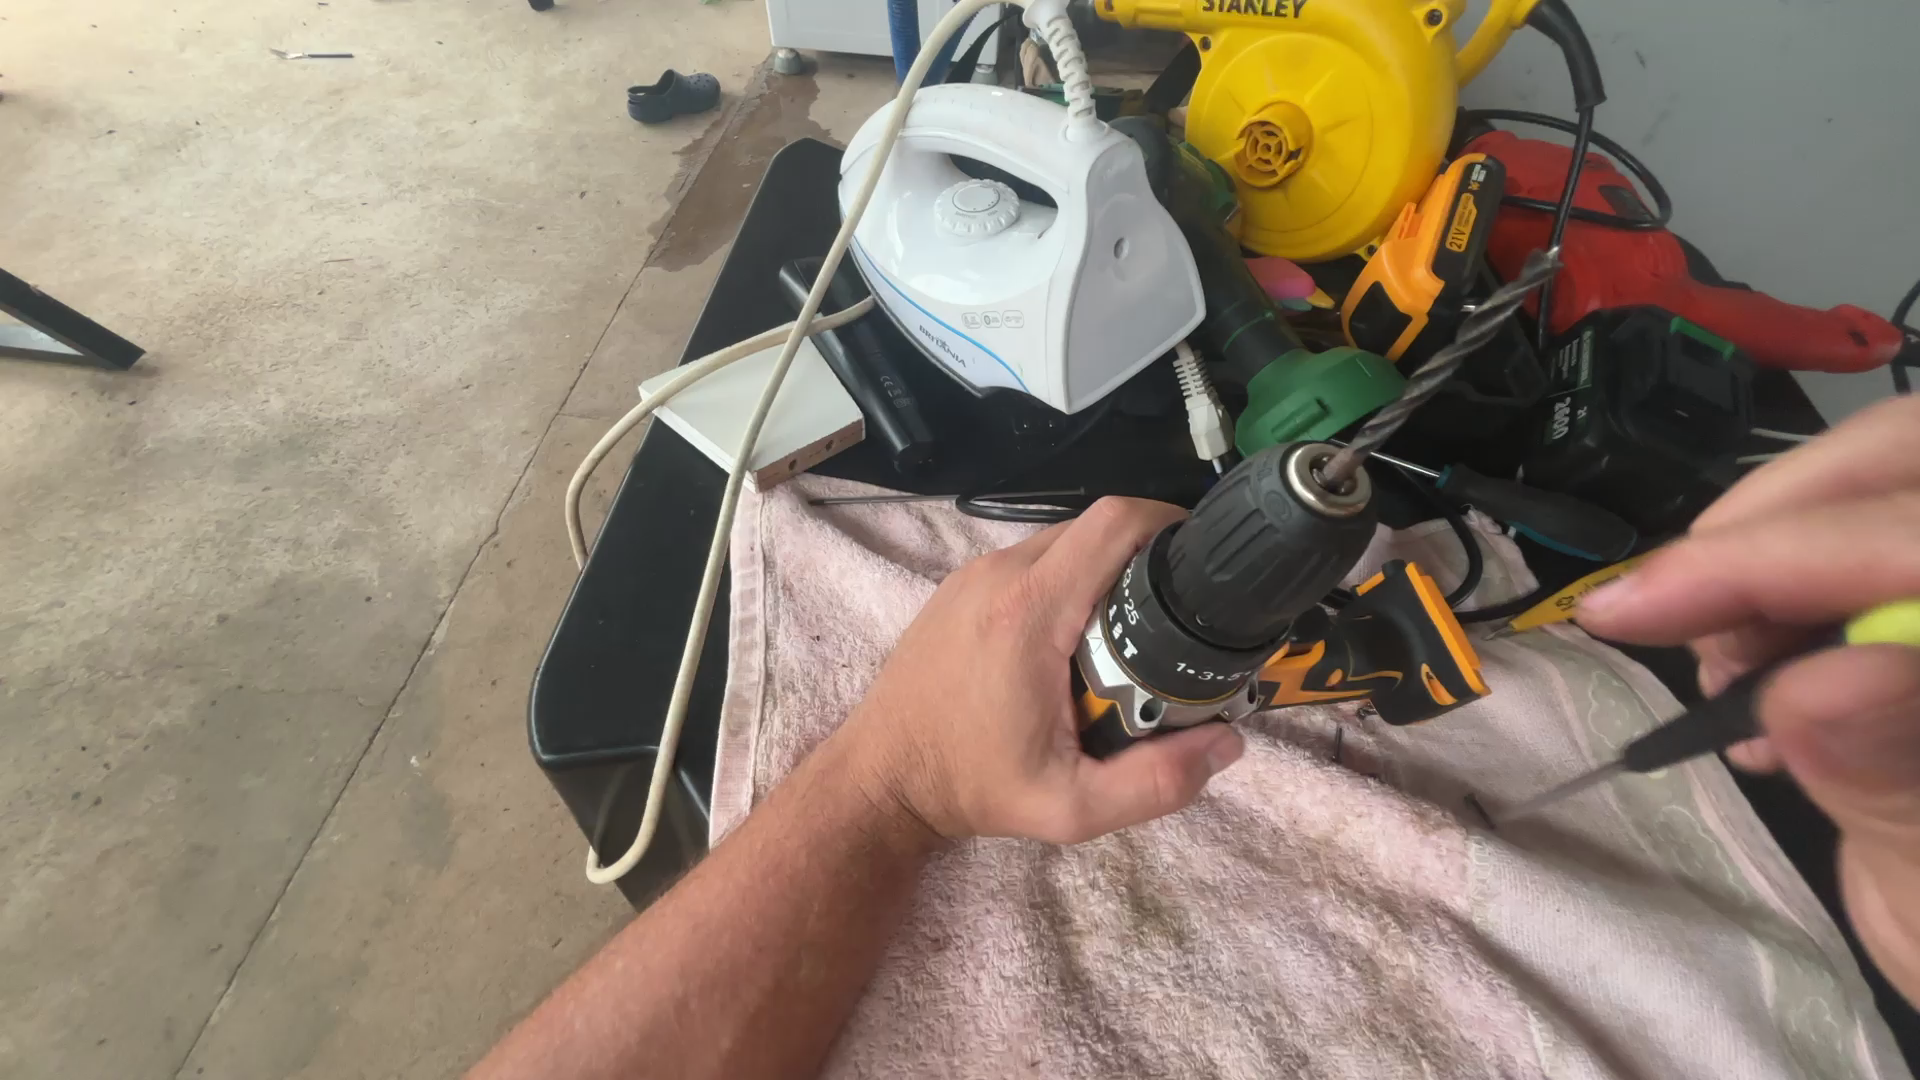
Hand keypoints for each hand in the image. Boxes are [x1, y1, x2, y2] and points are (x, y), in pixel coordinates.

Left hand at [833, 497, 1245, 846]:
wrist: (883, 773)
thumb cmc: (971, 785)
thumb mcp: (1071, 806)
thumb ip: (1157, 783)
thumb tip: (1227, 742)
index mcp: (1030, 610)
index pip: (1113, 524)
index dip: (1167, 522)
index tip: (1198, 556)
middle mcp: (999, 574)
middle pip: (1092, 528)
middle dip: (1141, 556)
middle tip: (1168, 613)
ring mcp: (972, 574)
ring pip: (1059, 542)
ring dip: (1100, 569)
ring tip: (1123, 630)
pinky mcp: (958, 585)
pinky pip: (1027, 560)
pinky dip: (1062, 579)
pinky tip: (1070, 633)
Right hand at [1575, 396, 1919, 1002]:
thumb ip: (1902, 783)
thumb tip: (1819, 682)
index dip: (1772, 560)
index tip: (1627, 612)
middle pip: (1909, 462)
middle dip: (1761, 522)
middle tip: (1667, 609)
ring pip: (1873, 482)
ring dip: (1752, 557)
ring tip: (1719, 668)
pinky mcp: (1908, 601)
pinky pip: (1847, 530)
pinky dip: (1762, 580)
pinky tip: (1751, 668)